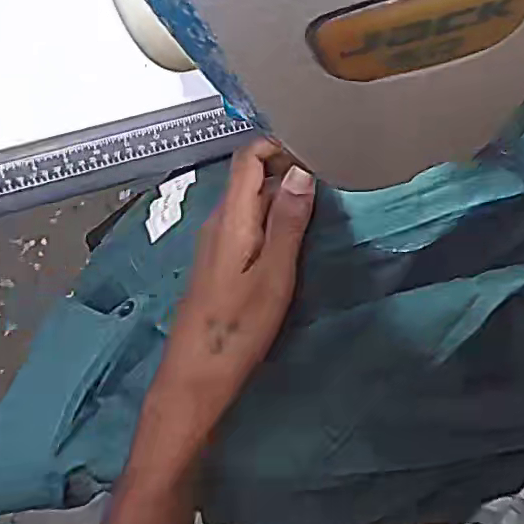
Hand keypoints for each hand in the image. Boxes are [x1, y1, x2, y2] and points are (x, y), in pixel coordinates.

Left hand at [137, 139, 316, 471]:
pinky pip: (248, 222)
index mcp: (231, 218)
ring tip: (319, 205)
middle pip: (250, 175)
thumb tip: (301, 171)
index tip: (315, 153)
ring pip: (251, 199)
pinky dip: (272, 217)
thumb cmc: (238, 328)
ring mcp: (217, 241)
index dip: (278, 145)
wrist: (195, 377)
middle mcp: (219, 221)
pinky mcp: (220, 260)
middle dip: (286, 168)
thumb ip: (288, 222)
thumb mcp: (274, 275)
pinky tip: (294, 237)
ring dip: (281, 194)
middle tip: (327, 179)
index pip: (247, 157)